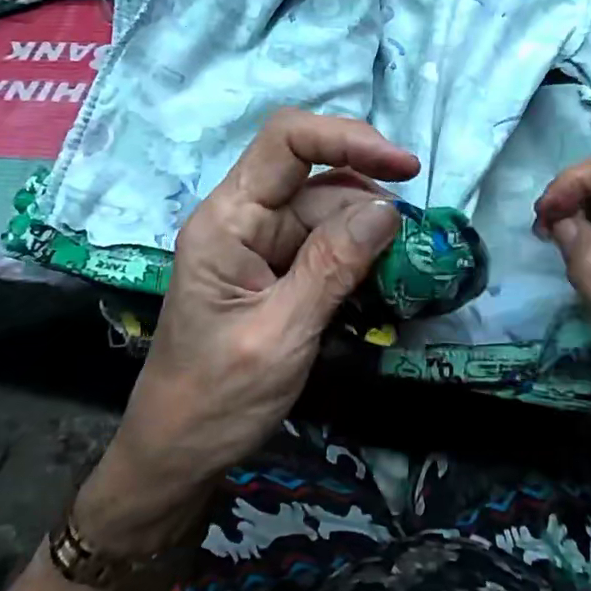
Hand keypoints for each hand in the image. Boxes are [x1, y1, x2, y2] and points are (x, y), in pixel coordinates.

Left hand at [77, 110, 418, 554]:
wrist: (178, 452)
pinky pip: (321, 245)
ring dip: (368, 234)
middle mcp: (241, 218)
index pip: (285, 141)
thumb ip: (332, 267)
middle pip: (315, 179)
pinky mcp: (272, 271)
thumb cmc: (217, 398)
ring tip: (401, 273)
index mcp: (227, 220)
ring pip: (325, 213)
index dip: (347, 138)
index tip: (406, 168)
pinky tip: (379, 281)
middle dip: (368, 203)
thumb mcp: (281, 333)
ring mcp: (257, 245)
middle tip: (413, 249)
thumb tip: (388, 211)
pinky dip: (355, 257)